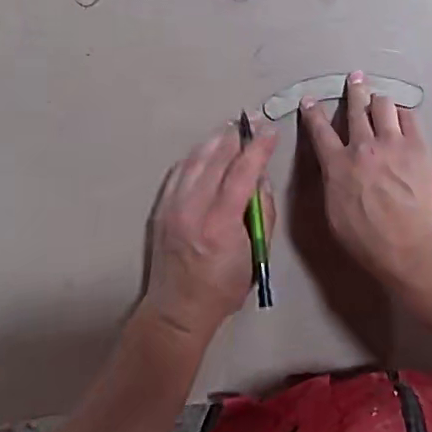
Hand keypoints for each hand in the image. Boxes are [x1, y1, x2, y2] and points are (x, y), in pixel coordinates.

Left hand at [142, 119, 278, 340]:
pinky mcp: (160, 209)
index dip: (258, 148)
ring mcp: (172, 207)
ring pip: (194, 161)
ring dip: (214, 141)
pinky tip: (205, 151)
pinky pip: (178, 172)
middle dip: (237, 138)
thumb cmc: (223, 289)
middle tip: (252, 122)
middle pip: (215, 159)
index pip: (242, 172)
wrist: (177, 309)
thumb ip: (262, 213)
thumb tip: (260, 178)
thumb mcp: (256, 255)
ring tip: (230, 129)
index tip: (270, 131)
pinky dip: (194, 157)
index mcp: (220, 223)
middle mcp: (192, 209)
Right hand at [300, 71, 431, 283]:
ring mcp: (393, 143)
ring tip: (380, 95)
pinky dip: (403, 112)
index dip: (313, 113)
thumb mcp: (335, 218)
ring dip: (379, 98)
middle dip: (354, 90)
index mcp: (337, 166)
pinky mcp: (419, 146)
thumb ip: (333, 188)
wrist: (416, 244)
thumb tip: (335, 176)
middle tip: (355, 77)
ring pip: (383, 106)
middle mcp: (362, 147)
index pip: (319, 131)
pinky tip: (403, 113)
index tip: (310, 100)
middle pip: (356, 109)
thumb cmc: (371, 242)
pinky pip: (409, 117)